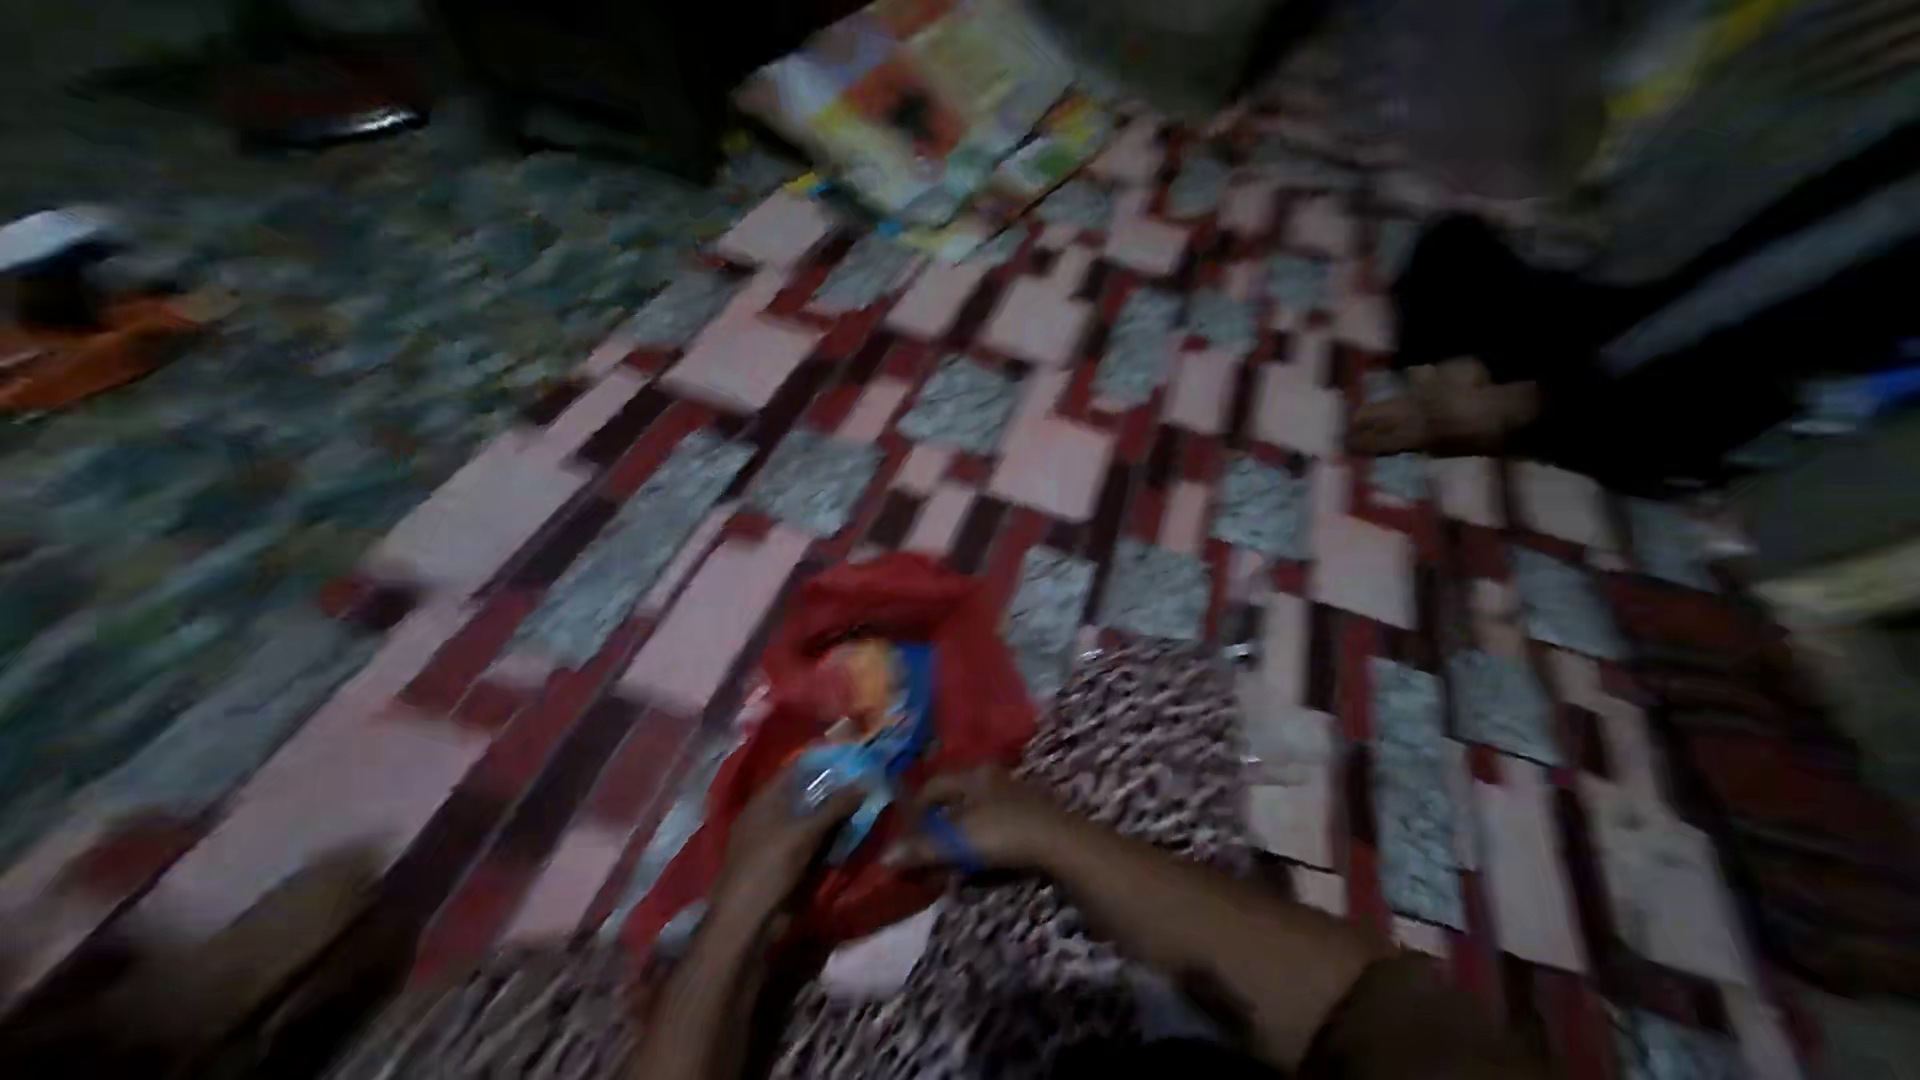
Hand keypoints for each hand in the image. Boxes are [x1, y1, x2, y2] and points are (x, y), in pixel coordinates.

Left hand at [712, 767, 861, 921]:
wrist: (748, 920)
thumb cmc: (771, 865)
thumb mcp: (806, 832)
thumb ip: (835, 806)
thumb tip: (864, 782)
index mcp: (766, 799)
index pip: (797, 768)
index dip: (824, 761)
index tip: (852, 758)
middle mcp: (769, 814)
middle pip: (805, 794)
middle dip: (833, 789)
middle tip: (865, 782)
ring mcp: (775, 839)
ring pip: (810, 819)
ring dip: (833, 815)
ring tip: (864, 806)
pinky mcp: (783, 863)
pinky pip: (810, 841)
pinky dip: (827, 837)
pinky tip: (849, 836)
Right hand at [884, 767, 1071, 871]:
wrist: (1061, 844)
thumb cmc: (1004, 832)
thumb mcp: (958, 840)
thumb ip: (922, 849)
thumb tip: (885, 857)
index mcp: (973, 775)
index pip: (933, 785)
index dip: (915, 809)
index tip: (904, 833)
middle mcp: (992, 779)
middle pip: (955, 802)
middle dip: (938, 830)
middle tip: (925, 854)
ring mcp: (1014, 798)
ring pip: (975, 818)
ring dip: (960, 842)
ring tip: (949, 867)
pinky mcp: (1030, 820)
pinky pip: (995, 831)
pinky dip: (981, 848)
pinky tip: (978, 869)